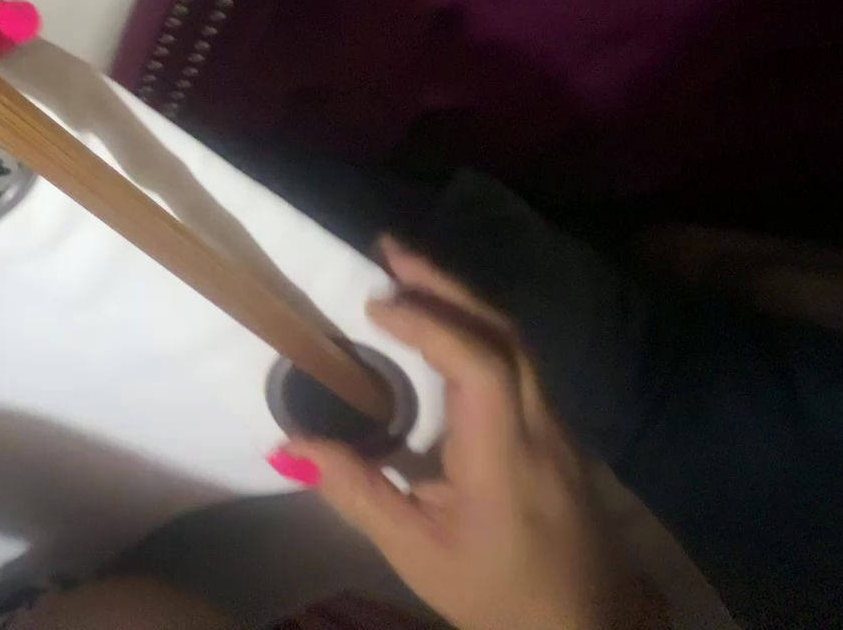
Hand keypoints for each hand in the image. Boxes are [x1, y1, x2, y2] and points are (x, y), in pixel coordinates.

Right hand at [282, 238, 660, 629]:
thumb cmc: (498, 593)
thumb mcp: (417, 552)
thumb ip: (355, 492)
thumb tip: (288, 444)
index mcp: (505, 458)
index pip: (481, 368)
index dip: (430, 326)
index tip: (374, 306)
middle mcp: (539, 429)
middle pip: (504, 336)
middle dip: (445, 286)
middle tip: (389, 250)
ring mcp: (554, 427)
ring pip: (515, 341)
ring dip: (459, 298)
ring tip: (405, 270)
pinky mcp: (552, 431)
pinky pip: (515, 359)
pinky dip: (473, 323)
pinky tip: (440, 319)